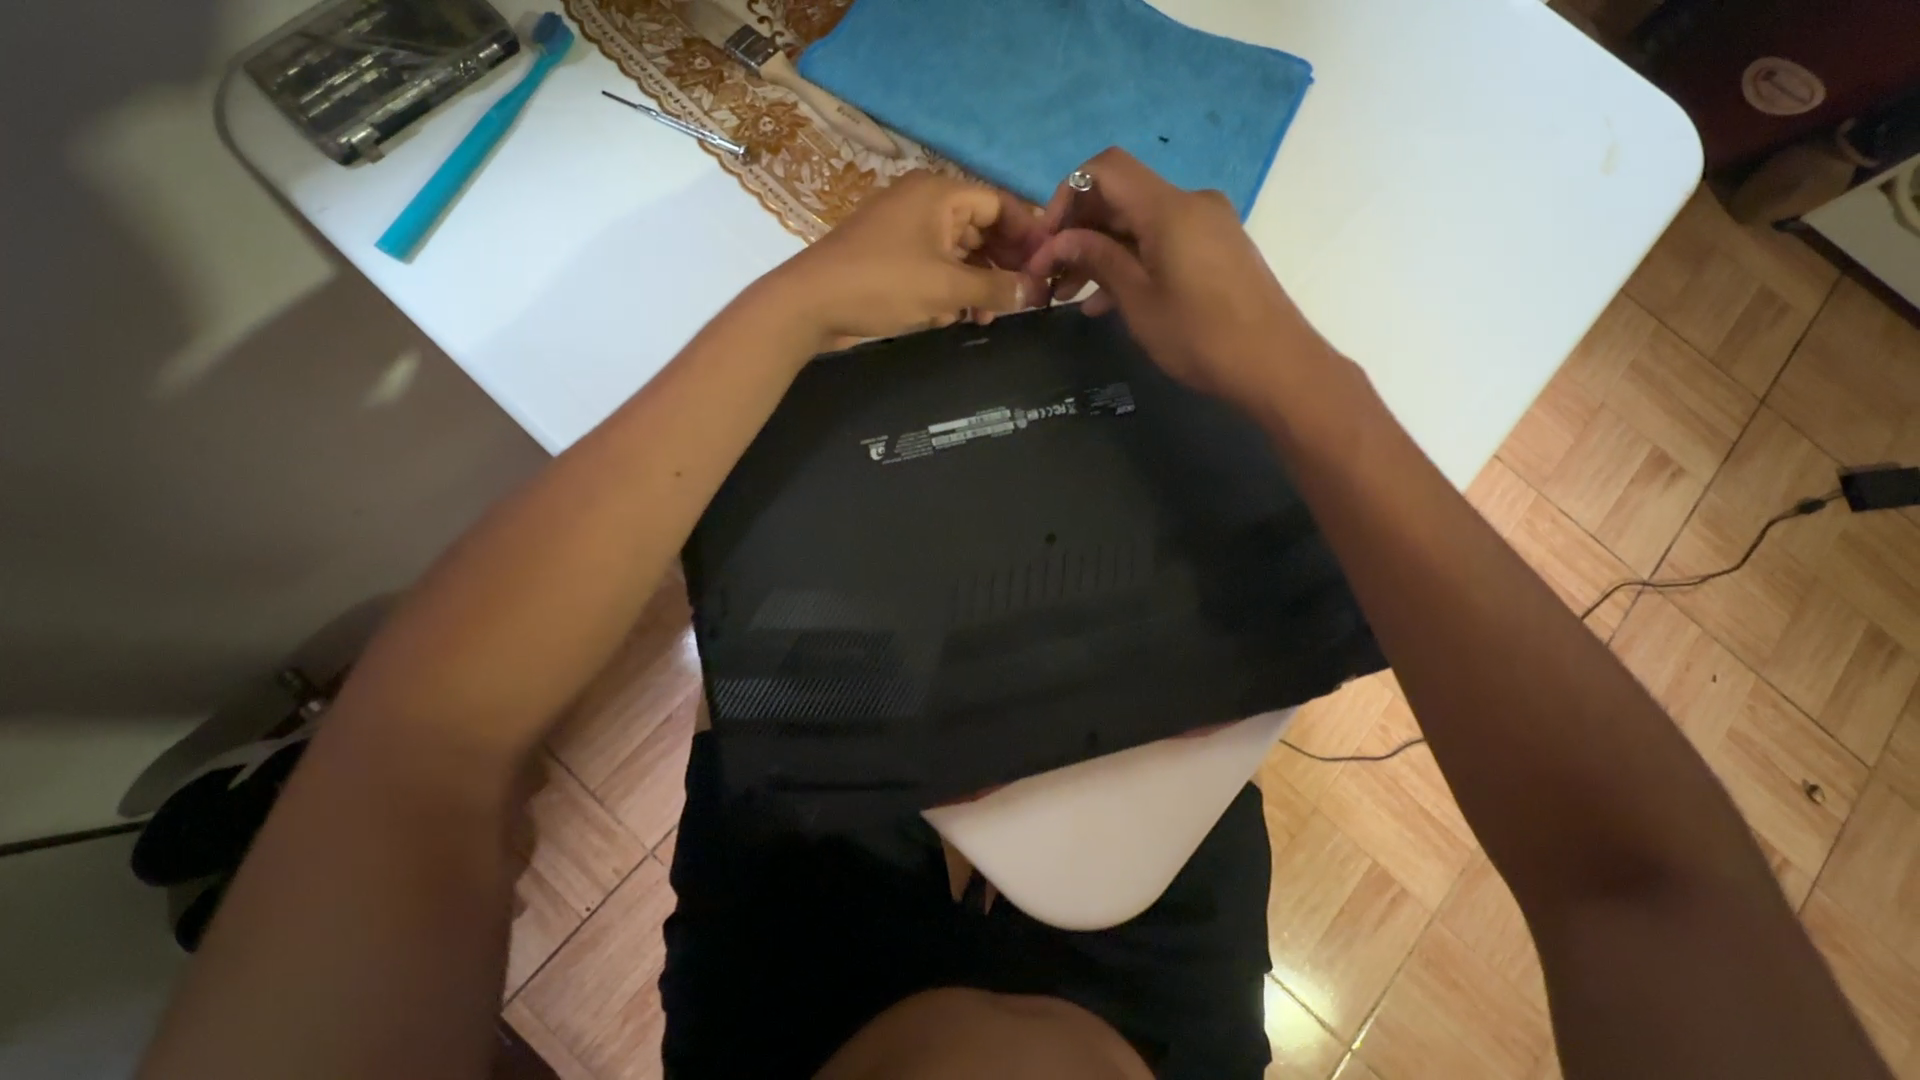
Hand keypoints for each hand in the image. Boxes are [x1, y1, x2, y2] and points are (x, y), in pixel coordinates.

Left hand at [766, 172, 1045, 352]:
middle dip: (1002, 267)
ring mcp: (904, 229)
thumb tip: (1036, 292)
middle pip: (981, 229)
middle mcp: (924, 203)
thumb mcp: (946, 289)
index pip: (1000, 204)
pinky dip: (948, 291)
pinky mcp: (890, 257)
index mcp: (940, 193)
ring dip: (976, 285)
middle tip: (1023, 300)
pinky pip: (933, 267)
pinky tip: (956, 319)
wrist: (809, 303)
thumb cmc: (882, 284)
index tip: (1047, 269)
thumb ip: (995, 289)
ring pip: (957, 253)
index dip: (1028, 236)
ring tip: (989, 318)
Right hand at [1025, 148, 1334, 413]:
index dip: (1065, 195)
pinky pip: (1162, 242)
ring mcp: (1207, 225)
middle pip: (1120, 196)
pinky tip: (1103, 302)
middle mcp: (1190, 203)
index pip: (1104, 169)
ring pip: (1139, 224)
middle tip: (1047, 277)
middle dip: (1078, 231)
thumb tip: (1061, 240)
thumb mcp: (1138, 300)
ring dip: (1100, 252)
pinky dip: (1130, 262)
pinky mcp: (1216, 249)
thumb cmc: (1200, 336)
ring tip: (1067, 297)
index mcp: (1169, 207)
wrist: (1276, 365)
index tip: (1046, 241)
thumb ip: (1097, 260)